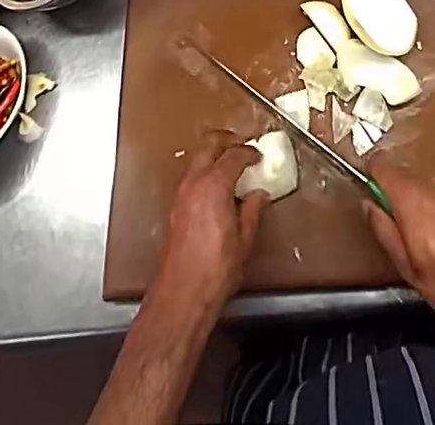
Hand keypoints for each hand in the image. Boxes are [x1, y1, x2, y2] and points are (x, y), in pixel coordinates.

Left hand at [153, 130, 269, 308]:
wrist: (182, 294)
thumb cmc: (214, 270)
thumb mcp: (245, 239)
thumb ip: (253, 211)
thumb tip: (259, 197)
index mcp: (215, 185)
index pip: (234, 154)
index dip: (250, 152)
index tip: (258, 157)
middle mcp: (194, 183)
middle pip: (209, 143)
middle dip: (227, 140)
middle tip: (243, 147)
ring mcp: (181, 194)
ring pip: (198, 159)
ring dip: (215, 155)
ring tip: (233, 167)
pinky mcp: (175, 207)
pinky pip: (192, 177)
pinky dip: (206, 172)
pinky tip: (219, 190)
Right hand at [362, 163, 434, 335]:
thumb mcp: (408, 267)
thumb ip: (384, 230)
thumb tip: (370, 206)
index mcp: (412, 196)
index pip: (381, 165)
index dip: (373, 179)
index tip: (374, 201)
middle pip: (405, 177)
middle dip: (399, 199)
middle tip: (403, 236)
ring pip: (428, 188)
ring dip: (423, 207)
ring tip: (432, 247)